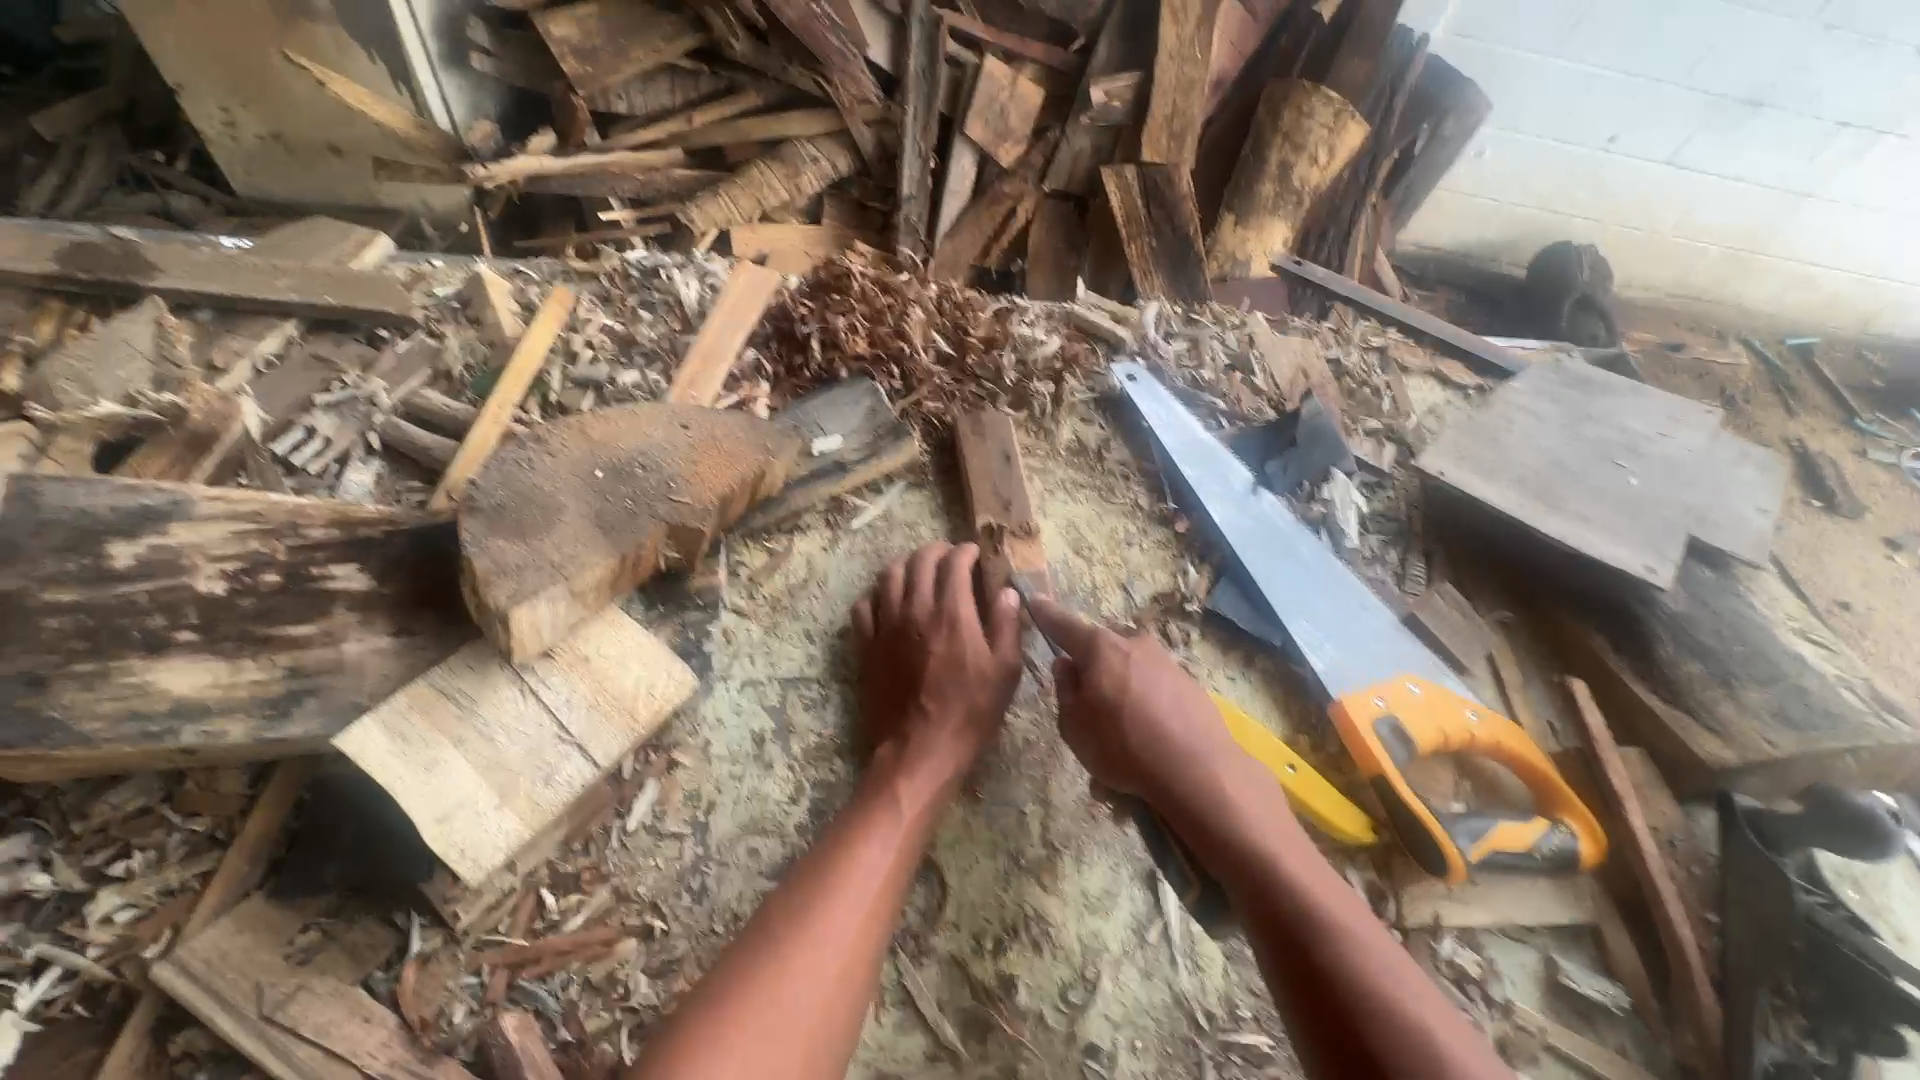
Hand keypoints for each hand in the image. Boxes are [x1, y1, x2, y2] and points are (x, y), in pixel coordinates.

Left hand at [850, 543, 1022, 792]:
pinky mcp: (866, 646)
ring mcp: (886, 626)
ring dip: (906, 565)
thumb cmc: (970, 713)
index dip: (966, 551)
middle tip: (949, 557)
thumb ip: (1007, 626)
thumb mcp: (1004, 671)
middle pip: (919, 561)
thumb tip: (1008, 592)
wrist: (919, 750)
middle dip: (936, 551)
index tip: (975, 553)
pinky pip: (863, 606)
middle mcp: (915, 609)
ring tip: (918, 571)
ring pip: (888, 576)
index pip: (955, 563)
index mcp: (952, 612)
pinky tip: (887, 600)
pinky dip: (876, 594)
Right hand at [1027, 596, 1242, 803]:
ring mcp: (1165, 660)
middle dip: (1090, 665)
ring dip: (1119, 689)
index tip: (1034, 600)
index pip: (1064, 624)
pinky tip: (1147, 735)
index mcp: (1100, 648)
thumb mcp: (1074, 726)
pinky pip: (1153, 686)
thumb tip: (1066, 664)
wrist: (1198, 770)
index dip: (1046, 614)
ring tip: (1118, 731)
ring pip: (1129, 668)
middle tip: (1085, 701)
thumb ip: (1065, 689)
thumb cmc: (1123, 747)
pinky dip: (1145, 703)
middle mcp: (1134, 644)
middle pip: (1101, 648)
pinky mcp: (1189, 682)